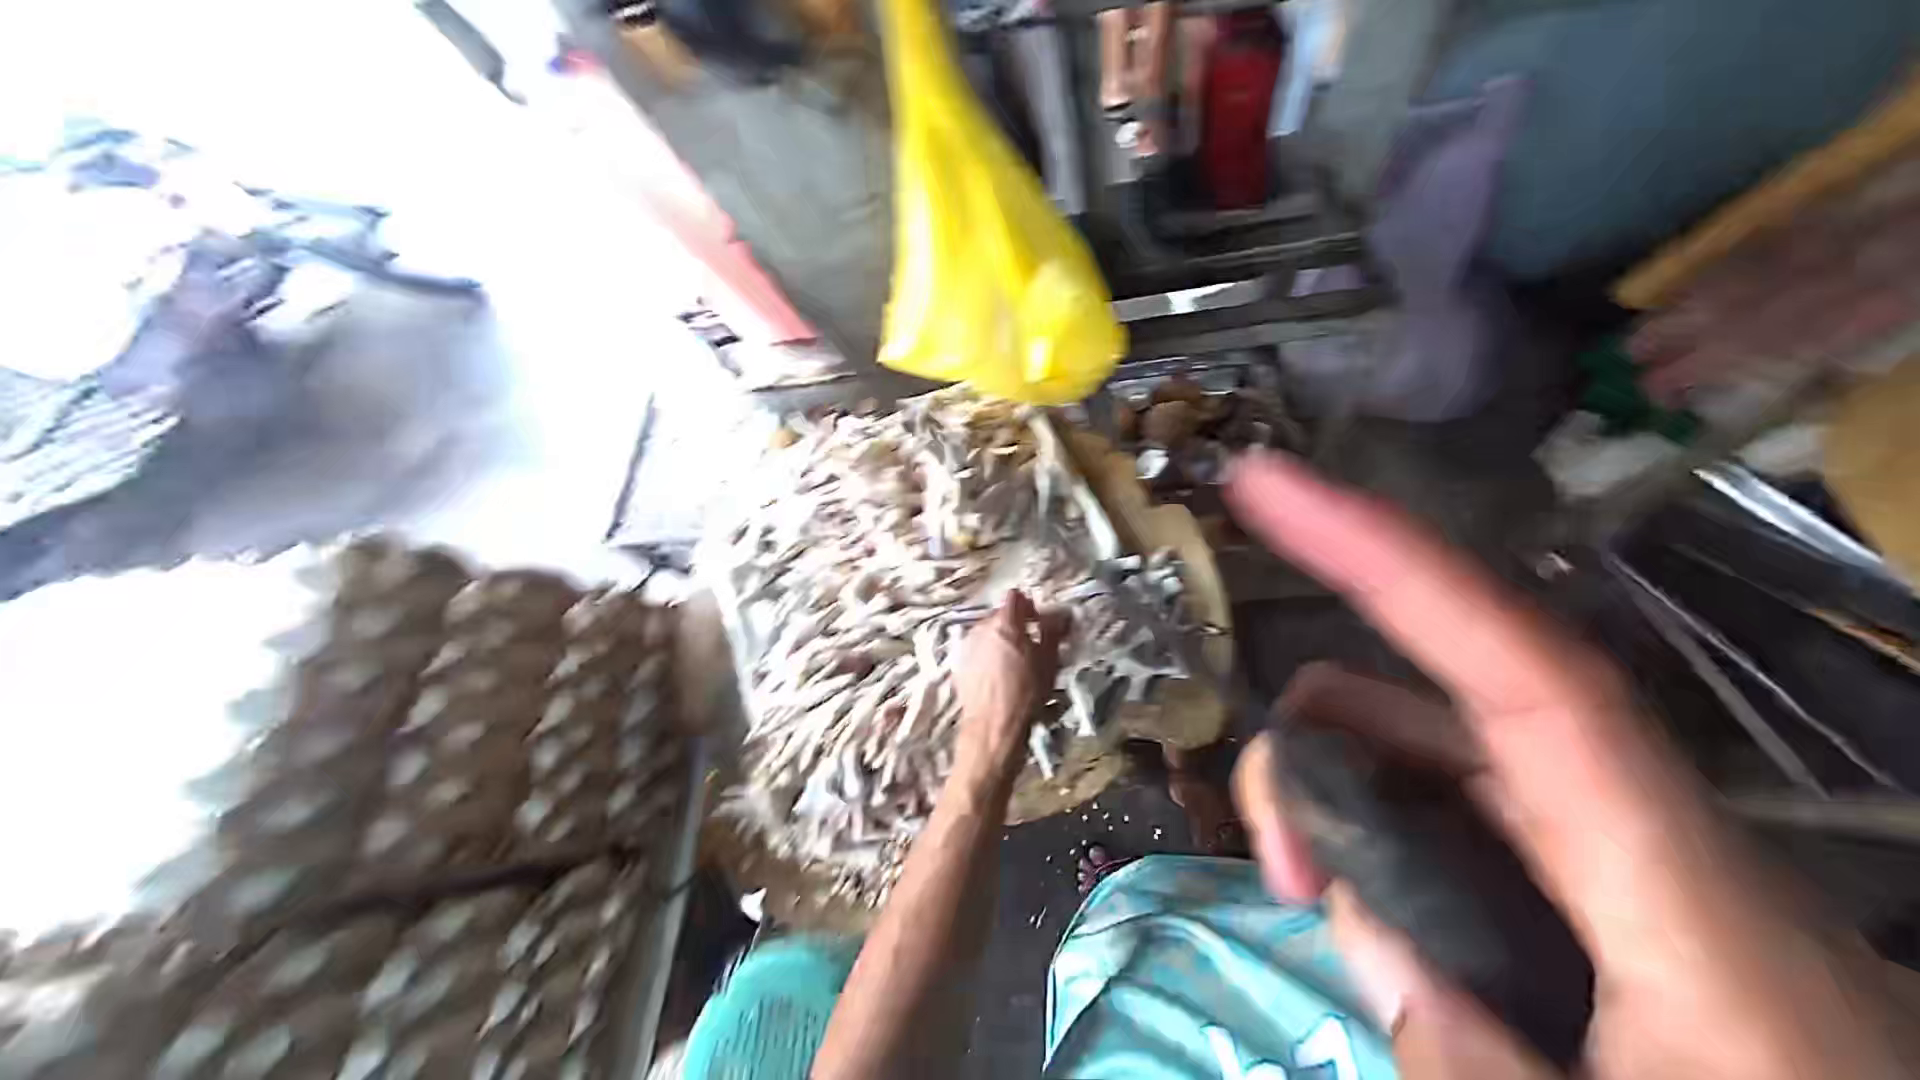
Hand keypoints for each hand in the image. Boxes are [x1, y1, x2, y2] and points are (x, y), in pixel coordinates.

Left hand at [953, 590, 1066, 785]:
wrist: (993, 727)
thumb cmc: (1026, 693)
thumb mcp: (1049, 661)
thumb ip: (1054, 631)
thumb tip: (1061, 614)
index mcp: (1004, 622)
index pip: (1015, 597)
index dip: (1030, 606)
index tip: (1040, 622)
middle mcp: (981, 628)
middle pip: (1000, 615)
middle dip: (1016, 625)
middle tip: (1032, 645)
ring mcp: (967, 646)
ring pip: (988, 633)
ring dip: (1002, 641)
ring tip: (1016, 664)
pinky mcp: (959, 665)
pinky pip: (978, 651)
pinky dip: (988, 657)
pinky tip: (999, 677)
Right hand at [1224, 450, 1915, 1078]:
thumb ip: (1476, 1058)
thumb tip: (1359, 933)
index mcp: (1665, 869)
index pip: (1516, 665)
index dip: (1392, 561)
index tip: (1278, 489)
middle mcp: (1613, 815)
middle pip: (1418, 701)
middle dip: (1307, 740)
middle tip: (1277, 869)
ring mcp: (1579, 833)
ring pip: (1405, 743)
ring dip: (1322, 791)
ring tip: (1302, 892)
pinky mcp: (1557, 861)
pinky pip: (1422, 797)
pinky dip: (1357, 821)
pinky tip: (1348, 897)